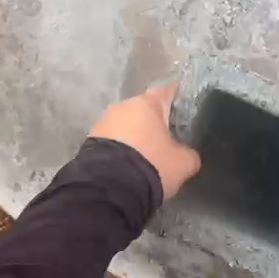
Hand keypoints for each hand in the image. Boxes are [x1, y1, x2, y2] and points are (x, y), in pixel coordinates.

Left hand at [89, 82, 201, 199]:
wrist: (109, 187)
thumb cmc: (152, 165)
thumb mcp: (183, 163)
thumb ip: (189, 153)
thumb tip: (187, 154)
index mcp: (147, 104)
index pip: (166, 90)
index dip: (177, 95)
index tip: (184, 103)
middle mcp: (123, 106)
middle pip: (144, 109)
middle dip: (154, 121)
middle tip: (167, 138)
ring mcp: (103, 122)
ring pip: (126, 124)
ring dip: (135, 136)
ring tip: (145, 155)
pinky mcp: (89, 140)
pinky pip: (113, 140)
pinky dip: (122, 148)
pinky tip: (128, 163)